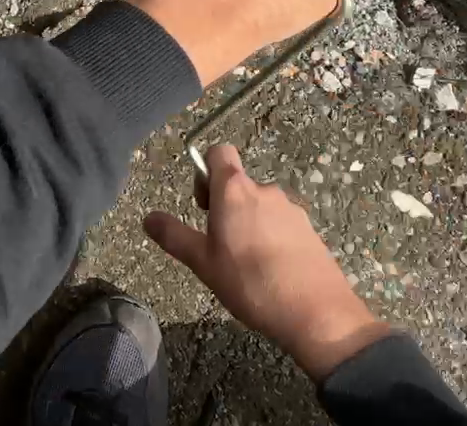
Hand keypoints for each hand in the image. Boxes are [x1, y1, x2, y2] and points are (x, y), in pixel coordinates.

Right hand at [145, 145, 389, 380]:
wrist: (319, 315)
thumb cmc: (250, 283)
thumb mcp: (202, 262)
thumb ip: (173, 235)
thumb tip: (147, 217)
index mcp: (235, 189)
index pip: (219, 151)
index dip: (205, 171)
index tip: (204, 206)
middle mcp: (265, 190)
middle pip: (239, 183)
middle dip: (227, 207)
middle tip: (221, 245)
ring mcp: (292, 210)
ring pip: (261, 206)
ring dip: (251, 224)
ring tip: (248, 265)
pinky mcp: (311, 232)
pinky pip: (283, 225)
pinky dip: (273, 239)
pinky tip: (273, 274)